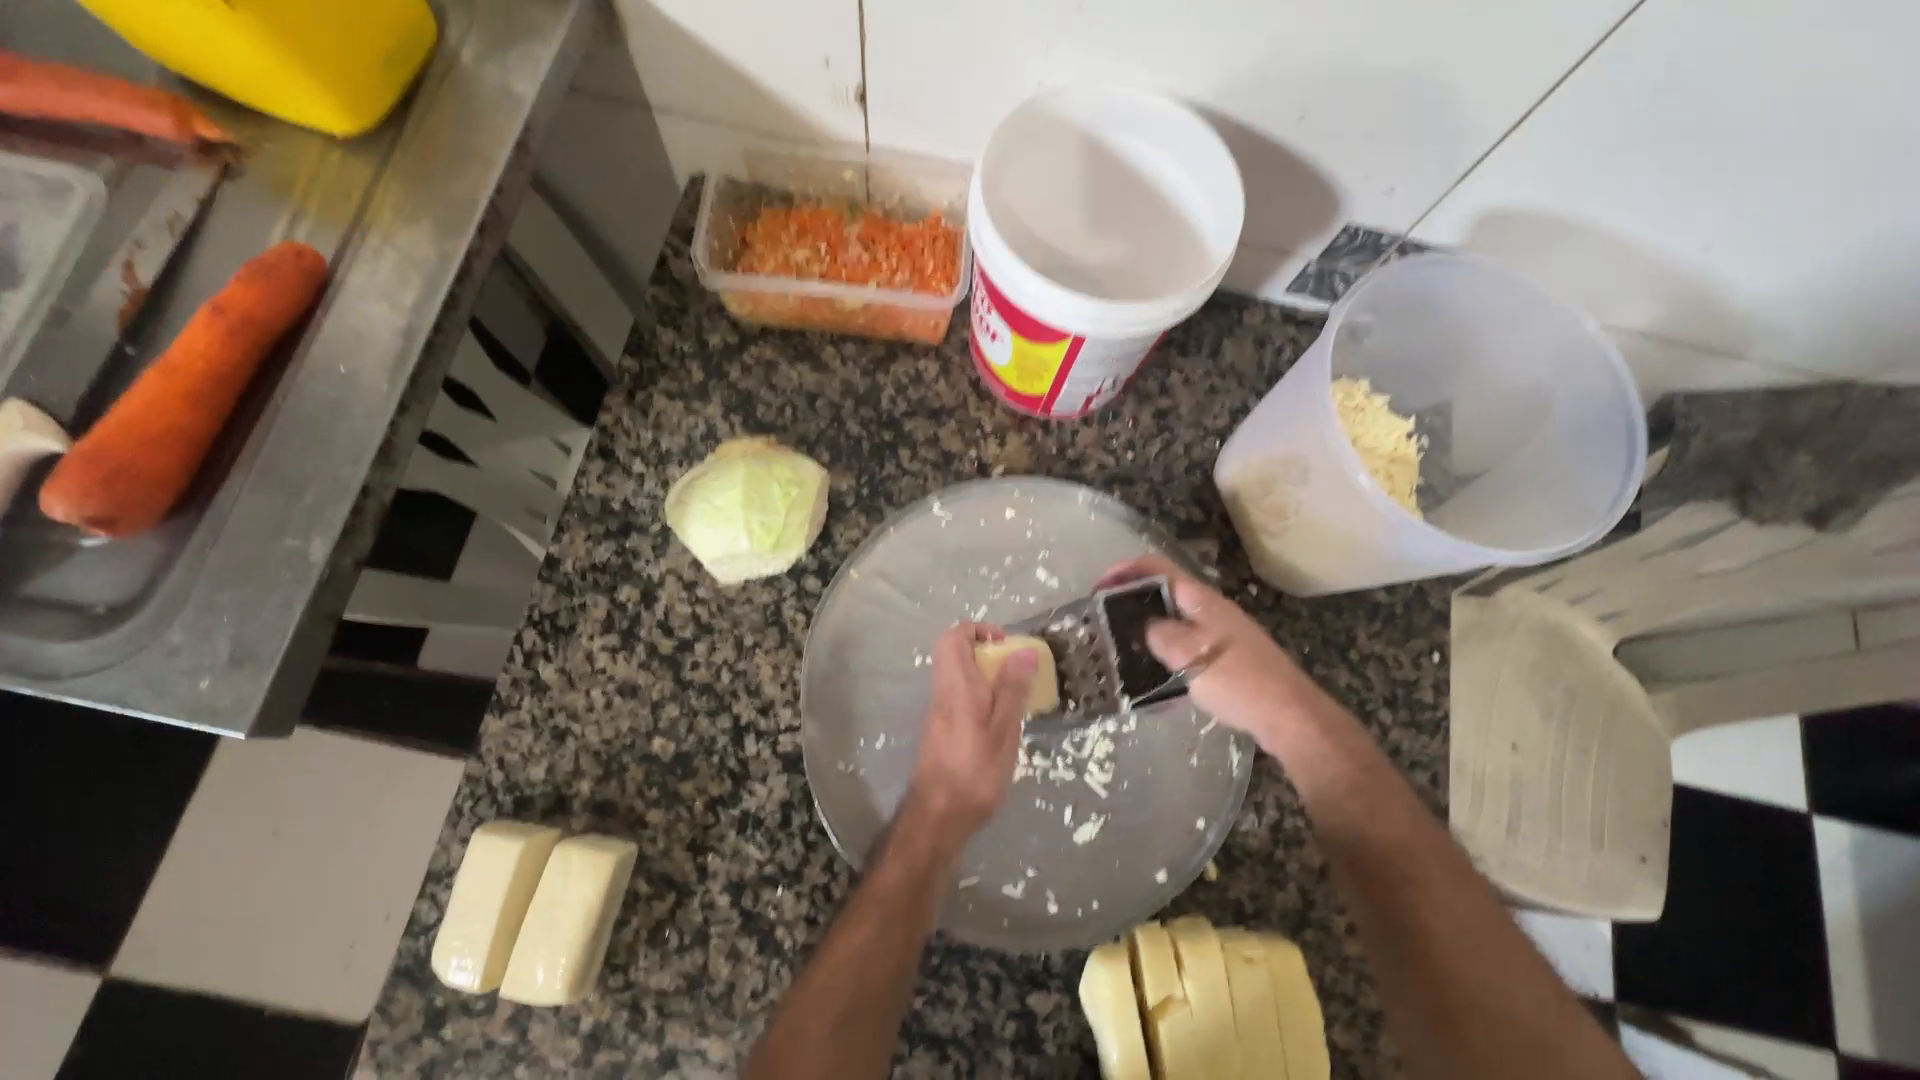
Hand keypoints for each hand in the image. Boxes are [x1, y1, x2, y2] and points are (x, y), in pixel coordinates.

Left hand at [906, 622, 1036, 844]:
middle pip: (954, 653)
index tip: (1007, 646)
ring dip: (985, 676)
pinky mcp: (942, 730)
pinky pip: (960, 697)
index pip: (954, 637)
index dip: (979, 631)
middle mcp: (943, 692)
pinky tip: (1001, 722)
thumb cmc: (975, 772)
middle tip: (1015, 671)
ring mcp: (939, 712)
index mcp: (956, 685)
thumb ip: (1012, 689)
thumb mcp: (1003, 730)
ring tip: (1014, 697)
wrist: (939, 816)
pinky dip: (980, 697)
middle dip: (986, 652)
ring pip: (957, 676)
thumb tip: (1022, 650)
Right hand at [1098, 555, 1330, 753]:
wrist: (1289, 716)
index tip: (1099, 585)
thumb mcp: (1187, 654)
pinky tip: (1157, 686)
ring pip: (1177, 626)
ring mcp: (1223, 637)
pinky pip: (1189, 653)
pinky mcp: (1229, 662)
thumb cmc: (1237, 680)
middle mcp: (1213, 612)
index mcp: (1202, 601)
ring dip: (1150, 635)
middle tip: (1106, 622)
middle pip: (1166, 596)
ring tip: (1124, 654)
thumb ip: (1159, 634)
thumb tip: (1145, 627)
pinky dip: (1169, 660)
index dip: (1127, 570)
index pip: (1158, 569)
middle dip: (1134, 604)